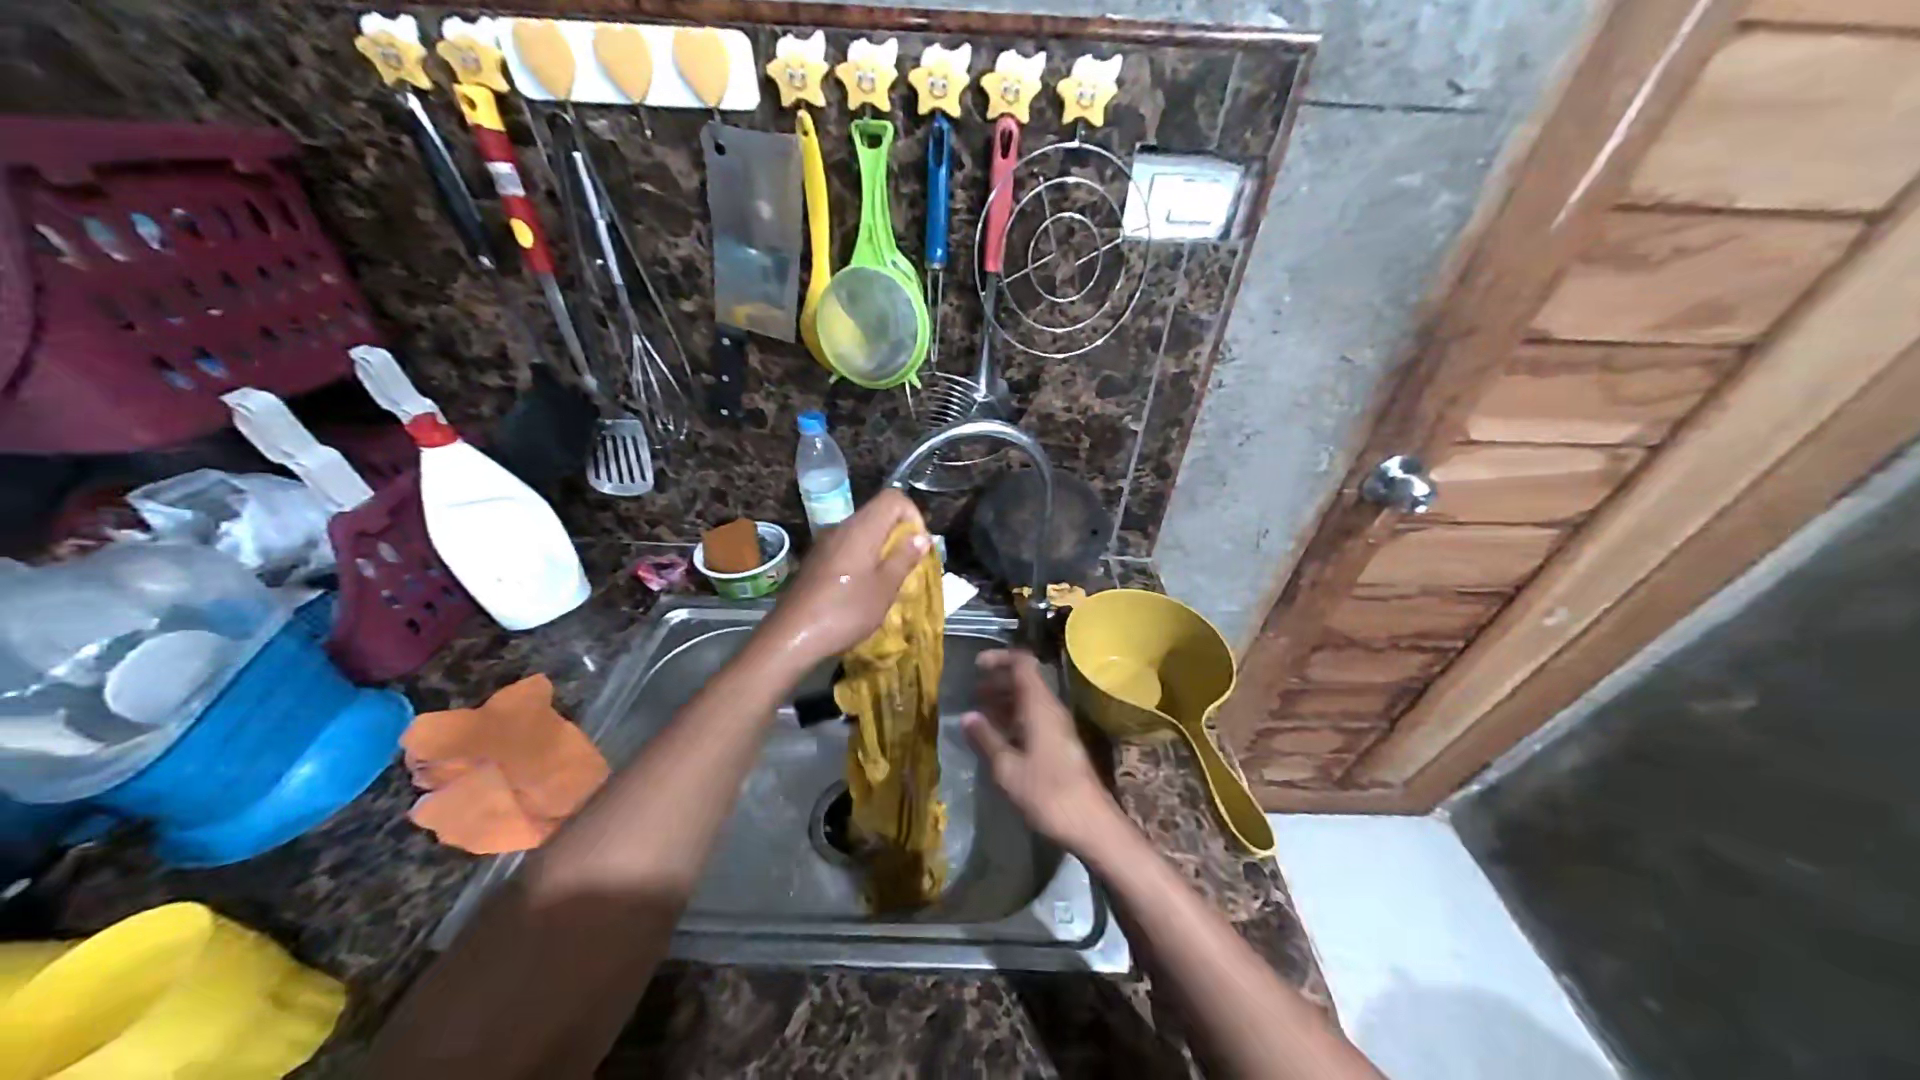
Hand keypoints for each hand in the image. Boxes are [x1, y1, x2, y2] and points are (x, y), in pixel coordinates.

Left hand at [756, 489, 931, 669]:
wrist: (792, 635)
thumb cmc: (845, 611)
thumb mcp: (884, 588)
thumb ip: (904, 558)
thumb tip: (921, 536)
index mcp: (861, 528)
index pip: (893, 498)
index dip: (913, 515)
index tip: (918, 546)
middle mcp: (841, 528)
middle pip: (877, 513)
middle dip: (899, 534)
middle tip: (909, 565)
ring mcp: (825, 544)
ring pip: (862, 532)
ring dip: (882, 548)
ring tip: (890, 579)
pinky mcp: (816, 561)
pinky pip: (847, 548)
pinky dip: (863, 558)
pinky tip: (864, 587)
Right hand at [962, 649, 1125, 853]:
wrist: (1091, 825)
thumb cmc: (1047, 793)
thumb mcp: (1007, 768)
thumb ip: (986, 739)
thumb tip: (966, 716)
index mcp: (1040, 706)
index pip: (1023, 663)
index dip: (999, 658)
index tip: (976, 666)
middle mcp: (1051, 710)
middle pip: (1026, 680)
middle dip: (998, 682)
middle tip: (973, 693)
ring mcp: (1058, 727)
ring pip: (1030, 701)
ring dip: (1005, 701)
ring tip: (980, 712)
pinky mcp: (1060, 745)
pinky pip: (1034, 719)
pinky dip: (1014, 719)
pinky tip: (998, 736)